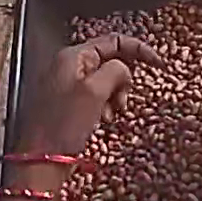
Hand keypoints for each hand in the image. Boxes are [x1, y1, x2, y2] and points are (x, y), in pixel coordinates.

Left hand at [16, 34, 163, 158]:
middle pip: (111, 61)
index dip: (140, 50)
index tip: (160, 64)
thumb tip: (125, 69)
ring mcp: (70, 85)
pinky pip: (98, 97)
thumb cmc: (65, 123)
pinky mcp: (71, 103)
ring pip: (107, 81)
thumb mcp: (95, 91)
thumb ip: (116, 71)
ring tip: (112, 113)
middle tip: (123, 100)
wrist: (41, 159)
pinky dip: (107, 106)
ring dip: (116, 96)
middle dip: (124, 80)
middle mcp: (70, 66)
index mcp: (74, 56)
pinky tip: (104, 119)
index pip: (114, 41)